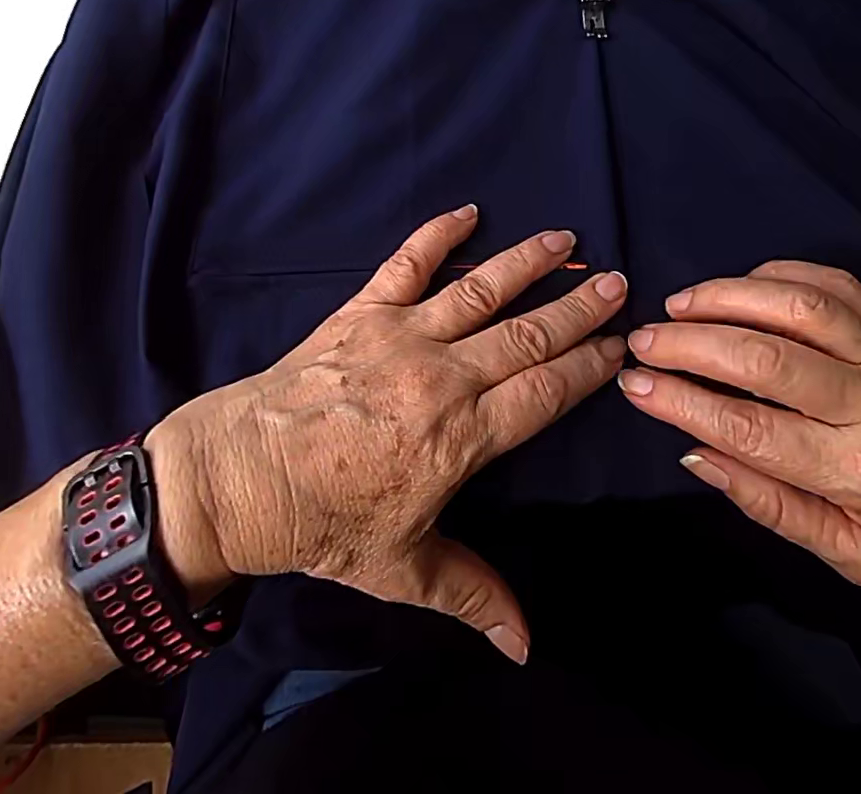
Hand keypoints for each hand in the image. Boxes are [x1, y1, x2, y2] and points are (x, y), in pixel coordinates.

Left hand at [145, 207, 629, 662]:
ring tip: (565, 242)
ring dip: (525, 264)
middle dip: (576, 310)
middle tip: (618, 285)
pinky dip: (435, 235)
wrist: (239, 474)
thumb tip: (528, 648)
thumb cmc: (320, 522)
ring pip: (477, 291)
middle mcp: (437, 377)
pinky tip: (465, 211)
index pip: (544, 393)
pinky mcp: (356, 316)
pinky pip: (404, 265)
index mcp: (459, 436)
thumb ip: (472, 596)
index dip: (588, 367)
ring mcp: (396, 338)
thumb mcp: (401, 570)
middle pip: (524, 336)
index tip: (621, 346)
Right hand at [618, 261, 860, 633]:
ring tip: (676, 305)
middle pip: (768, 357)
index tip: (634, 385)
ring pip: (801, 307)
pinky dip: (776, 275)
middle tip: (641, 342)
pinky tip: (735, 288)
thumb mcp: (857, 558)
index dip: (681, 403)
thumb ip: (770, 505)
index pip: (752, 430)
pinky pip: (836, 285)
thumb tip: (694, 453)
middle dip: (689, 343)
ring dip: (727, 297)